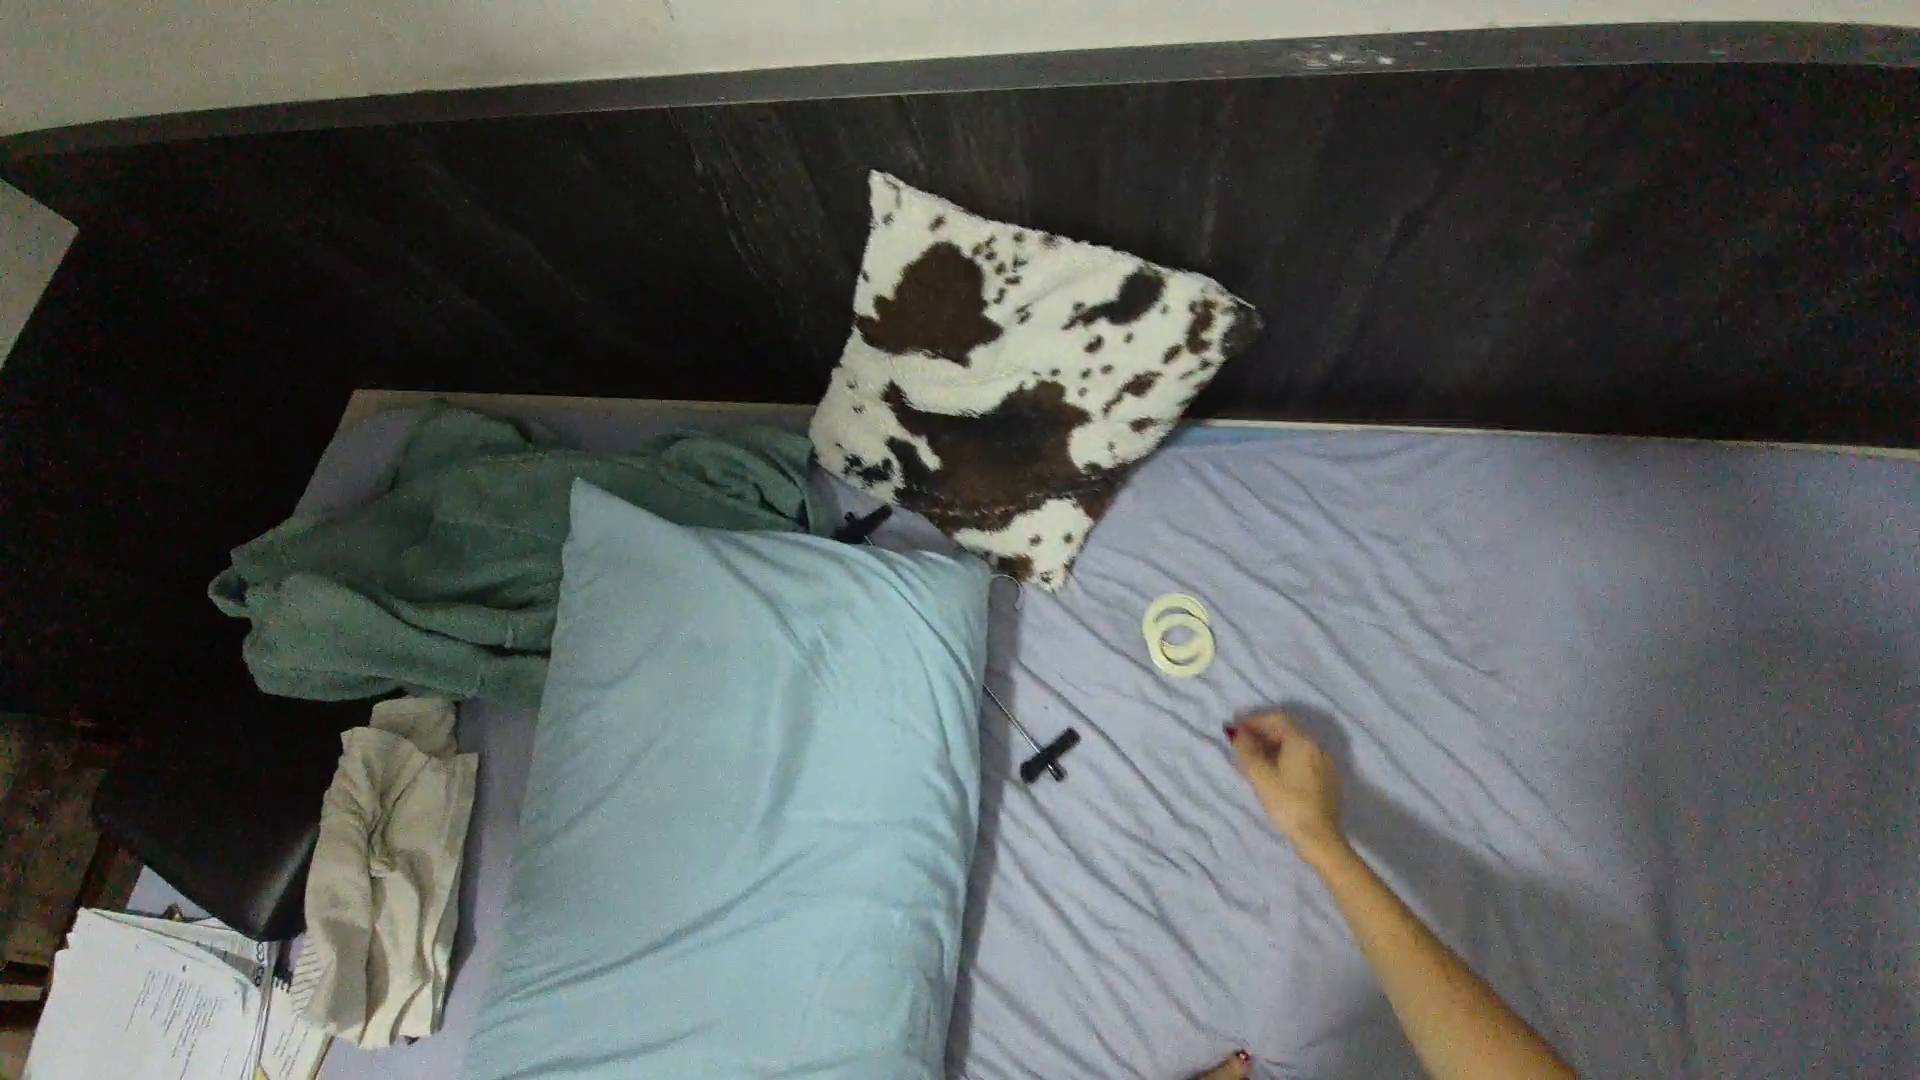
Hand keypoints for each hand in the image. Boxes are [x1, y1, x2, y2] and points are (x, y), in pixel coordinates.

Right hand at [1226, 710, 1347, 866]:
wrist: (1319, 837)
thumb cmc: (1287, 802)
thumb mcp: (1260, 775)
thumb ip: (1246, 749)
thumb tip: (1238, 732)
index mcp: (1302, 742)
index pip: (1276, 719)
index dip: (1254, 720)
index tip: (1236, 729)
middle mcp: (1317, 747)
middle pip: (1287, 731)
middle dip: (1263, 733)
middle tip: (1243, 744)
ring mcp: (1326, 764)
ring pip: (1296, 746)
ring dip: (1274, 746)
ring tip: (1256, 759)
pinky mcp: (1329, 780)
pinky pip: (1304, 759)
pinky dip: (1287, 758)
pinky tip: (1276, 773)